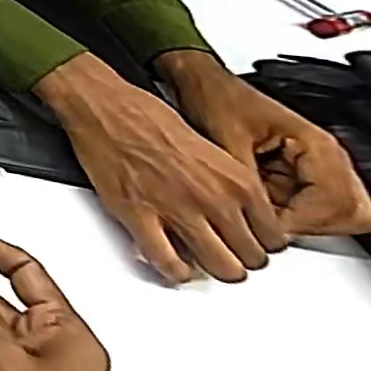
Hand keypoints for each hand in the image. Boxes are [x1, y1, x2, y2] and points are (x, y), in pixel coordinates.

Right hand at [35, 53, 282, 283]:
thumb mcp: (203, 143)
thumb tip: (227, 208)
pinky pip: (167, 262)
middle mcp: (214, 199)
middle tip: (216, 248)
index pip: (273, 238)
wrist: (98, 100)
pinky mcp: (137, 213)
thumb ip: (222, 180)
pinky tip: (167, 262)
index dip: (254, 240)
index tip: (240, 237)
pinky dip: (171, 270)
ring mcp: (176, 209)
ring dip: (207, 266)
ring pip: (221, 269)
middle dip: (234, 256)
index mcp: (235, 181)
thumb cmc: (140, 111)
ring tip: (193, 255)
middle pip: (252, 259)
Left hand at [160, 49, 370, 236]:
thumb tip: (259, 218)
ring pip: (333, 215)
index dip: (302, 220)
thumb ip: (247, 181)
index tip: (267, 225)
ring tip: (255, 201)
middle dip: (308, 223)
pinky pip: (308, 205)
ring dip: (296, 216)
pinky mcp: (301, 172)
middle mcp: (328, 159)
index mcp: (319, 147)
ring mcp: (318, 166)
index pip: (339, 204)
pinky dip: (284, 207)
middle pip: (350, 216)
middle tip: (266, 219)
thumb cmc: (213, 97)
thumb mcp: (225, 138)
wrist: (199, 81)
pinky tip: (253, 193)